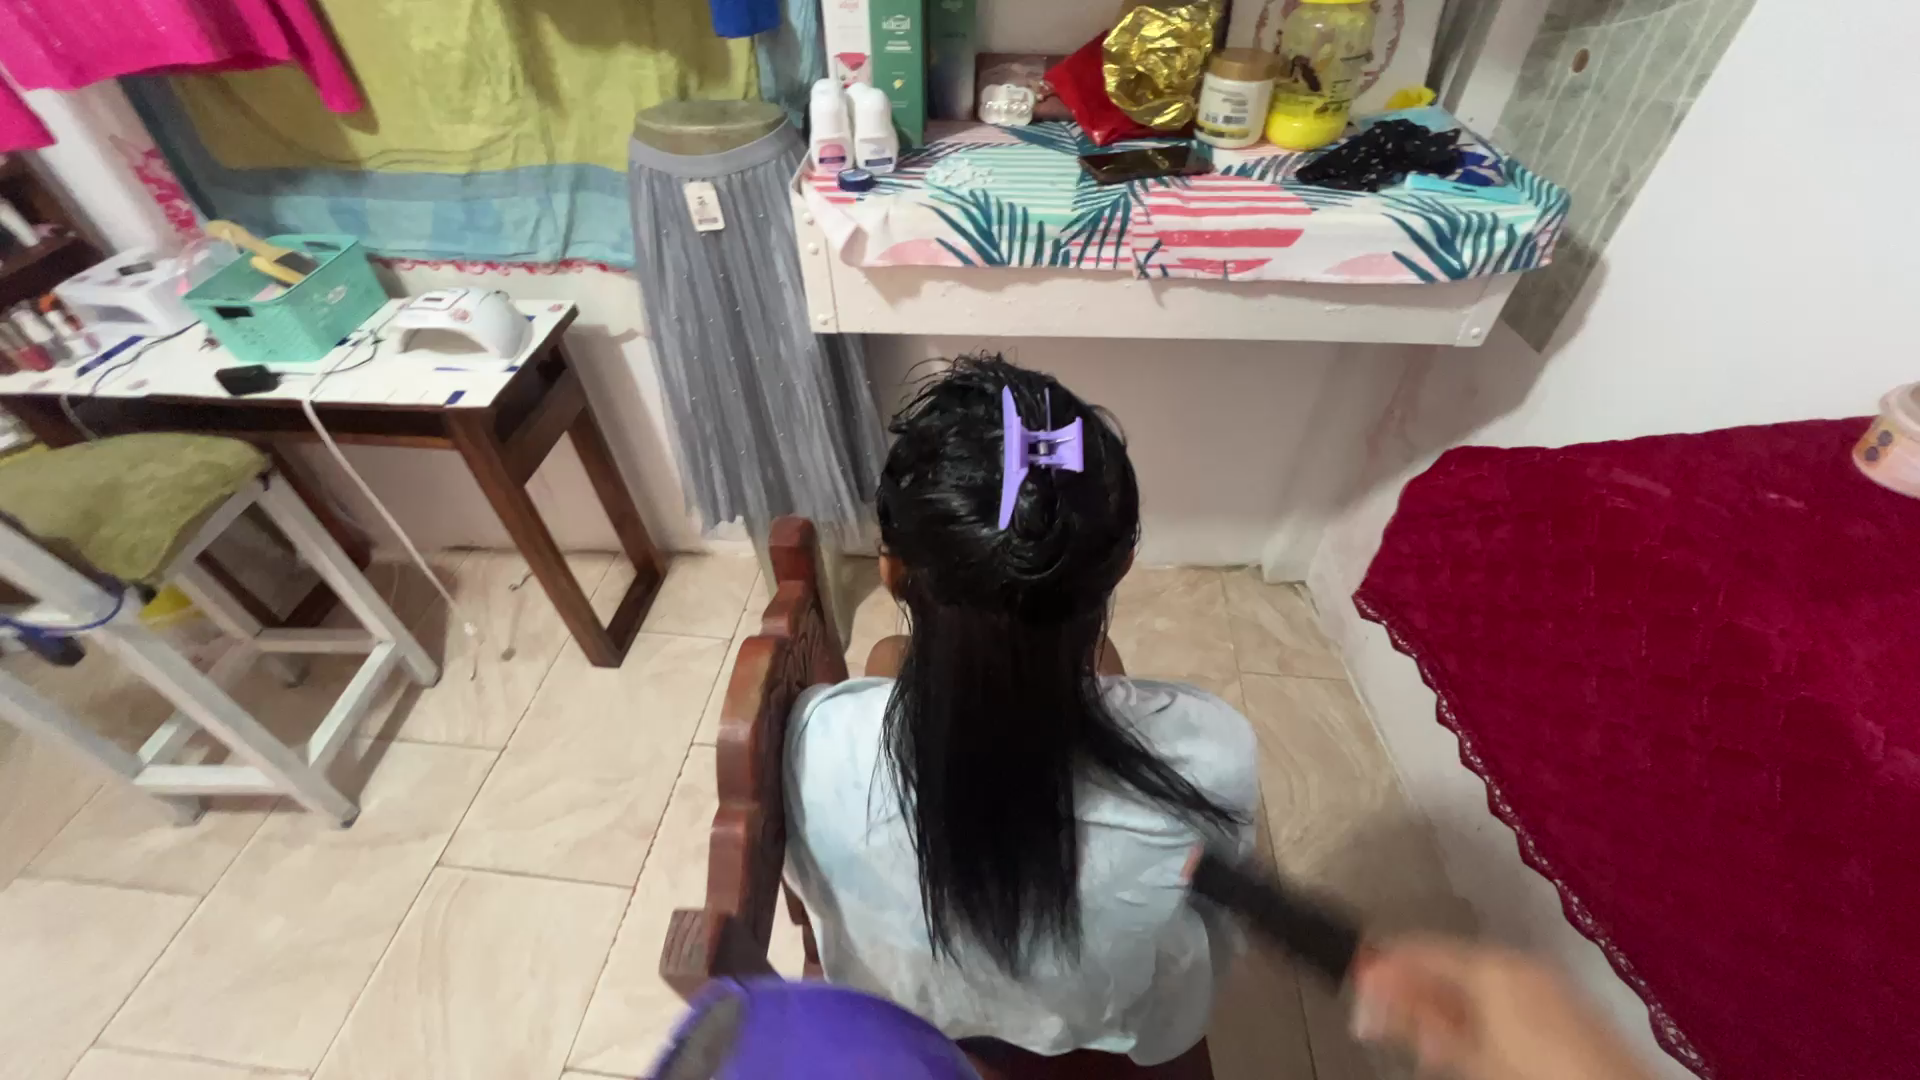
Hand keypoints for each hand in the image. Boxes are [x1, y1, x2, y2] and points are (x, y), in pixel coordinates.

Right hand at [1350, 938, 1654, 1079]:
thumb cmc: (1536, 1074)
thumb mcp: (1468, 1055)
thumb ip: (1415, 1020)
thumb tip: (1366, 994)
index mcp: (1491, 963)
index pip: (1417, 950)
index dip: (1380, 965)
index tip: (1352, 980)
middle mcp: (1516, 961)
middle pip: (1444, 965)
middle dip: (1413, 992)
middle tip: (1382, 1020)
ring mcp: (1544, 981)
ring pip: (1474, 983)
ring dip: (1443, 1008)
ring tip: (1425, 1042)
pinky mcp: (1564, 1005)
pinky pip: (1504, 997)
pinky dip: (1477, 1014)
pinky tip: (1466, 1042)